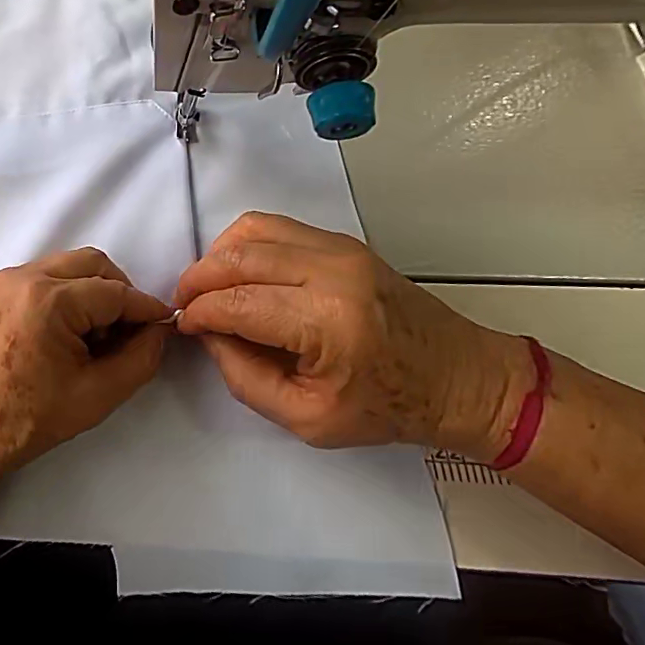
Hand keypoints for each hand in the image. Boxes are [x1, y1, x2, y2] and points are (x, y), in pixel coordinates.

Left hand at [0, 248, 172, 525]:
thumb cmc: (25, 419)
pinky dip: (60, 295)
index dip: (145, 309)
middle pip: (90, 264)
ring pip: (63, 268)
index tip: (162, 326)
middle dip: (117, 292)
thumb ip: (140, 357)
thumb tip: (158, 330)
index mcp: (47, 300)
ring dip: (88, 292)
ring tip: (92, 338)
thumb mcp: (98, 394)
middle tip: (126, 333)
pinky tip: (62, 335)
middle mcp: (21, 278)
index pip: (115, 291)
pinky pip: (37, 279)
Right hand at [173, 212, 532, 460]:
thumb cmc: (388, 407)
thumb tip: (210, 334)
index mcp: (328, 323)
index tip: (184, 326)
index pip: (235, 303)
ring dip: (217, 257)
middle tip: (185, 304)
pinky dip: (243, 245)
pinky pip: (274, 227)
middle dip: (196, 281)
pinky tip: (239, 273)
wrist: (460, 379)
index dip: (197, 313)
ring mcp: (340, 250)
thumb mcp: (304, 417)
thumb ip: (243, 376)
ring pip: (250, 231)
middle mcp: (333, 274)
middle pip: (236, 258)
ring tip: (209, 287)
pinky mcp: (342, 243)